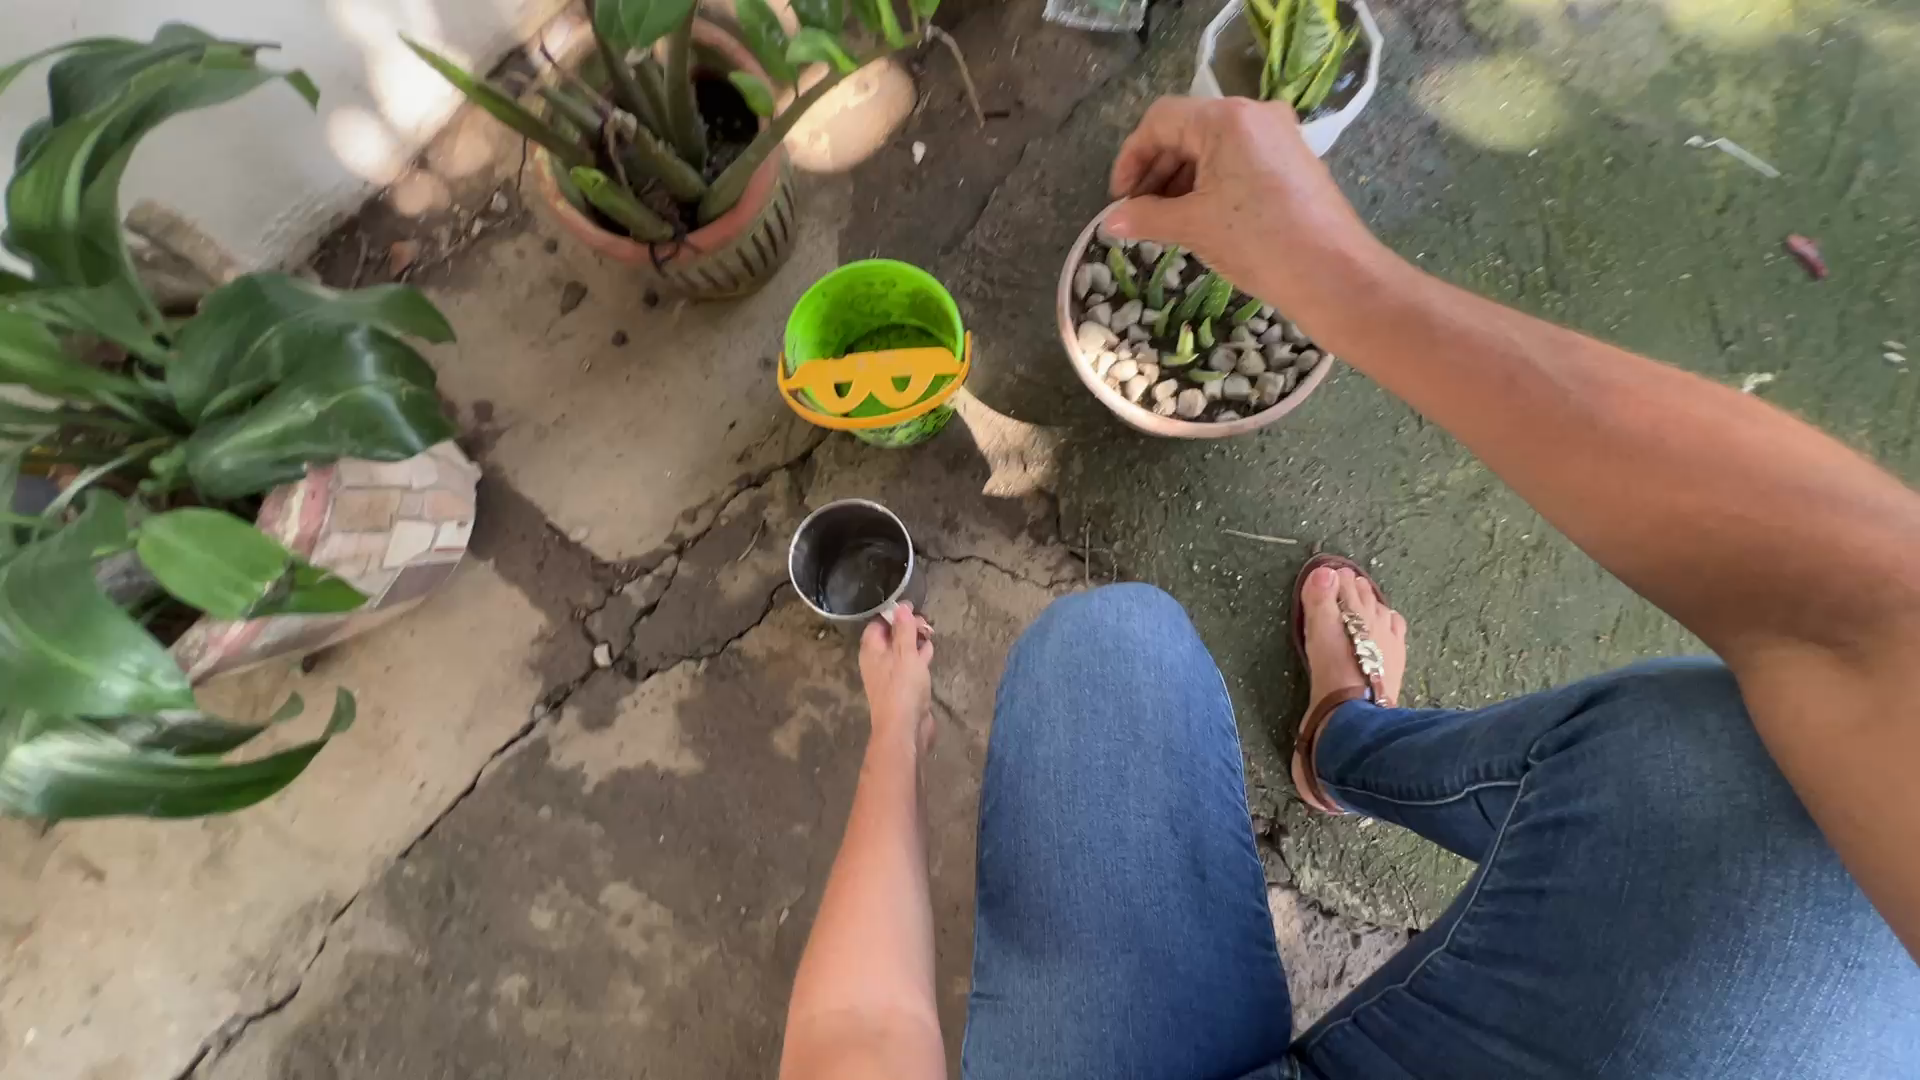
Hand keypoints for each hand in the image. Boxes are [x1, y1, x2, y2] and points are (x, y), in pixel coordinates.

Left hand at [859, 602, 934, 755]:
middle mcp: (877, 661)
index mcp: (871, 650)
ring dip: (915, 640)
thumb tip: (900, 607)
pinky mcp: (904, 686)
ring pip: (902, 650)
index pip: (878, 623)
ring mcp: (891, 675)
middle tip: (926, 623)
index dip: (894, 614)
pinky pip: (910, 664)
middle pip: (891, 636)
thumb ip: (904, 629)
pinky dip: (919, 656)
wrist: (905, 728)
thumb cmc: (902, 687)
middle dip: (908, 626)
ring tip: (930, 632)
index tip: (912, 608)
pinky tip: (930, 651)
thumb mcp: (905, 653)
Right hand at [1106, 97, 1394, 337]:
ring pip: (1209, 149)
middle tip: (1137, 214)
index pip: (1160, 121)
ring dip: (1178, 182)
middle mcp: (1253, 114)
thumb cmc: (1257, 241)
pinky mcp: (1288, 159)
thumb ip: (1145, 218)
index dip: (1131, 157)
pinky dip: (1207, 185)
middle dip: (1154, 172)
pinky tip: (1196, 219)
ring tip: (1163, 222)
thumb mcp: (1192, 227)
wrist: (1329, 271)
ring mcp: (1275, 135)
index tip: (1118, 199)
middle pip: (1185, 131)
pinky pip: (1234, 162)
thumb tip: (1108, 221)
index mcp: (1226, 119)